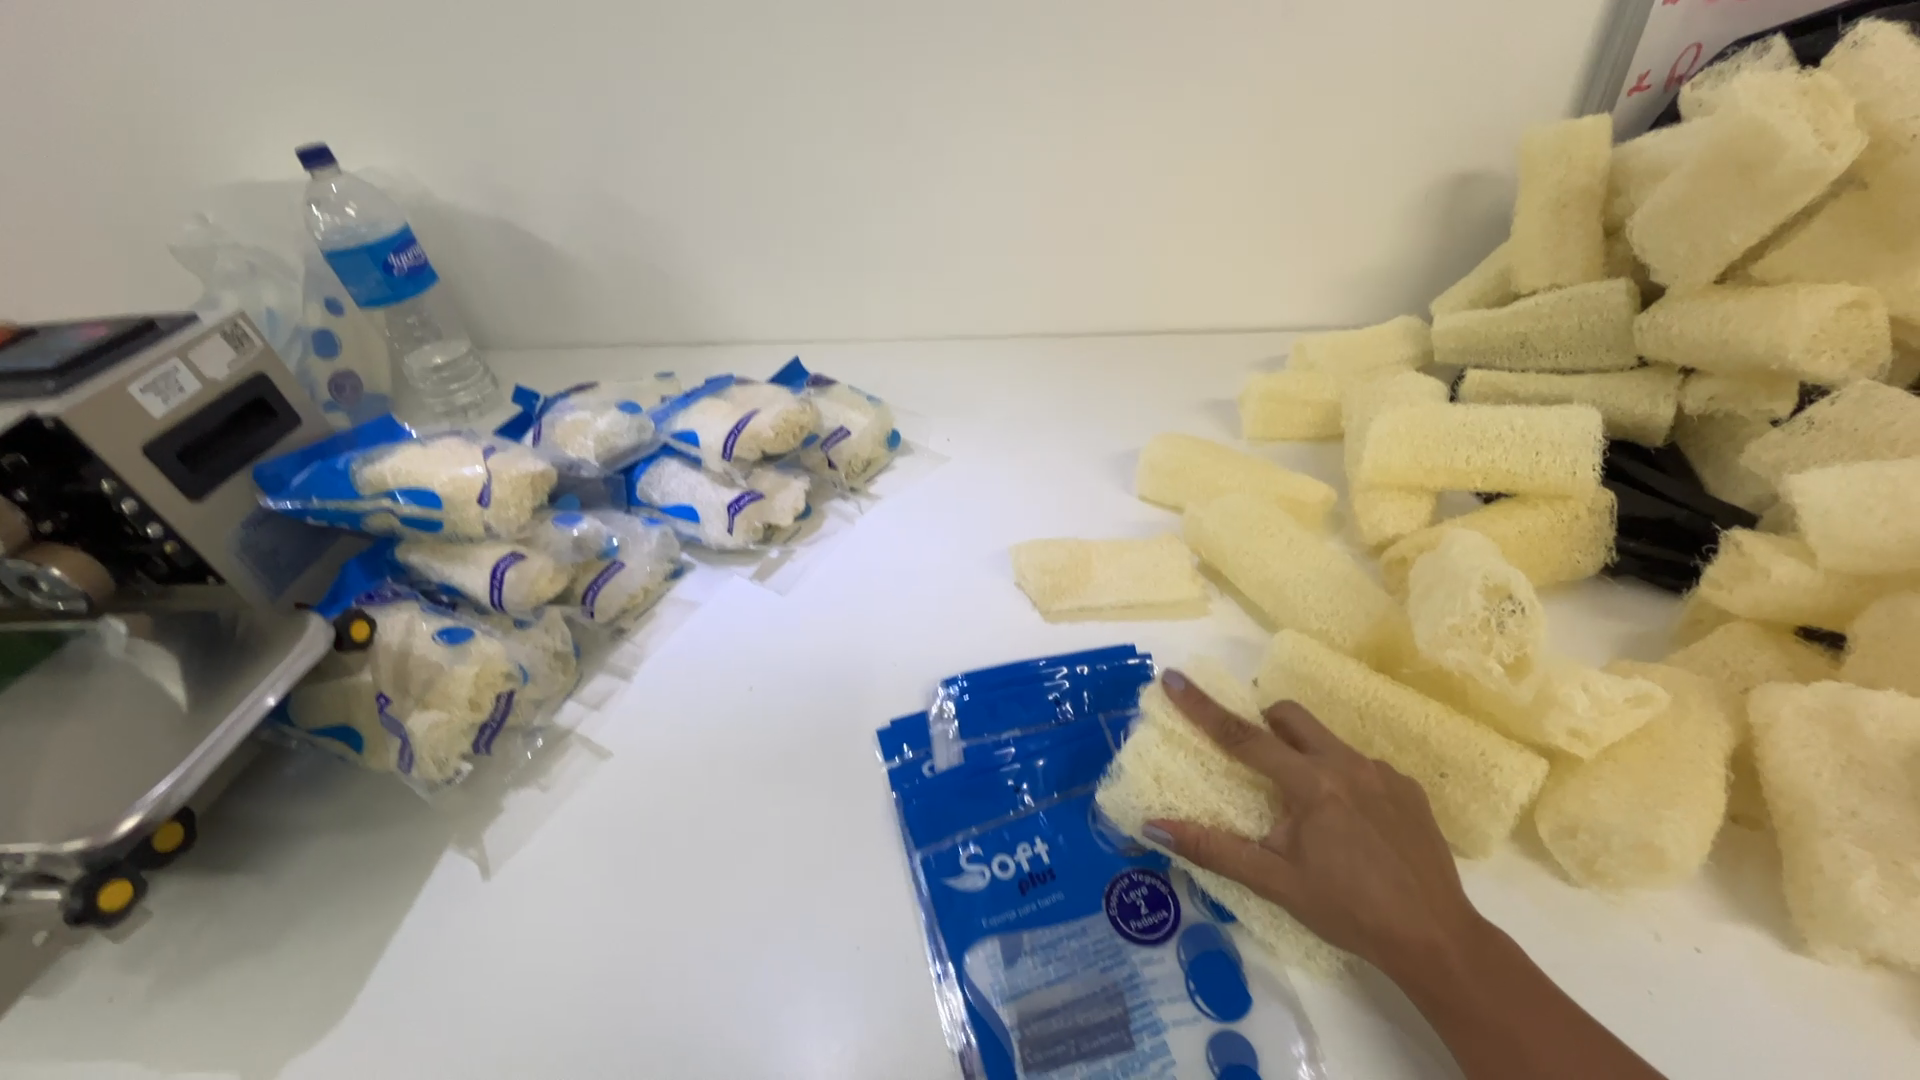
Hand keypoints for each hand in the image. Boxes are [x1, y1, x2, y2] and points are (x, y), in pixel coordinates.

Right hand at [1143, 669, 1488, 980]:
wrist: (1437, 939)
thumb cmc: (1348, 911)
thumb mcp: (1275, 883)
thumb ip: (1213, 850)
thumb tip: (1153, 827)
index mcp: (1311, 784)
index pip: (1243, 736)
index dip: (1204, 707)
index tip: (1175, 678)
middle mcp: (1347, 764)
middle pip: (1289, 716)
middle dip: (1263, 724)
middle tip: (1255, 764)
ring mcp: (1383, 773)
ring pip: (1327, 740)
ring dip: (1304, 756)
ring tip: (1308, 809)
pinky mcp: (1408, 788)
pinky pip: (1361, 765)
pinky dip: (1341, 780)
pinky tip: (1351, 826)